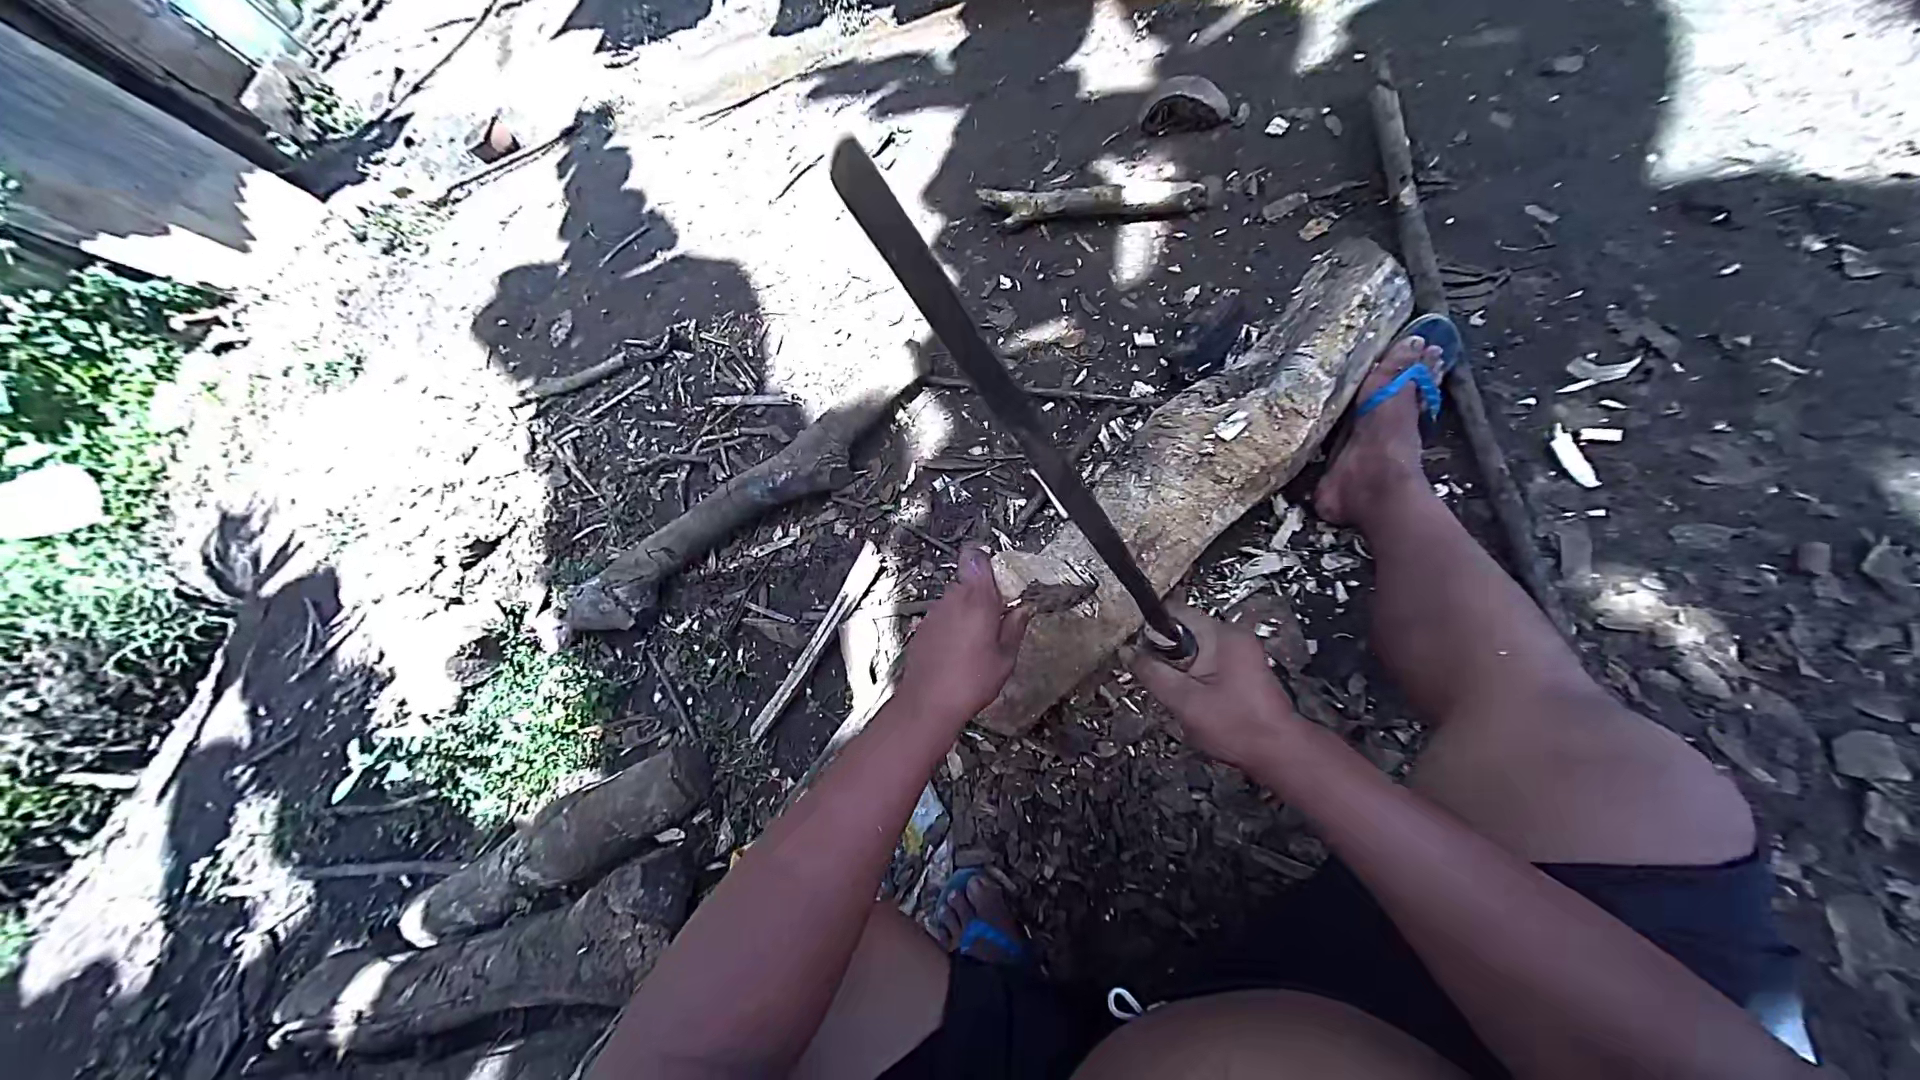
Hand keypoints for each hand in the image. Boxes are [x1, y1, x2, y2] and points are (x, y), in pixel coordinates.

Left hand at [896, 548, 1032, 720]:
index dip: (988, 564)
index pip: (977, 560)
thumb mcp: (1005, 658)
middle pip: (968, 581)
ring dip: (967, 611)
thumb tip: (1023, 610)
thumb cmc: (970, 682)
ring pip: (955, 599)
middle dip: (983, 594)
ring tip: (978, 641)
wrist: (928, 703)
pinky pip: (942, 616)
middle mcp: (953, 600)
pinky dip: (952, 625)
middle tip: (997, 620)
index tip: (1002, 583)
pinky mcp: (923, 627)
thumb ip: (1015, 627)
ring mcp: (934, 613)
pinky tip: (959, 650)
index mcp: (978, 601)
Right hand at [1129, 604, 1302, 769]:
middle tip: (1160, 682)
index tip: (1137, 652)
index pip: (1174, 613)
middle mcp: (1232, 635)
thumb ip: (1152, 673)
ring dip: (1177, 669)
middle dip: (1164, 655)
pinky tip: (1193, 699)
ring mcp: (1238, 651)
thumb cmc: (1237, 728)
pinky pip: (1204, 660)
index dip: (1150, 630)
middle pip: (1181, 631)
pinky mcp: (1240, 667)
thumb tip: (1128, 652)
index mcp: (1221, 635)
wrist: (1278, 753)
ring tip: (1178, 695)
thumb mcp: (1184, 701)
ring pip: (1190, 648)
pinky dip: (1192, 676)